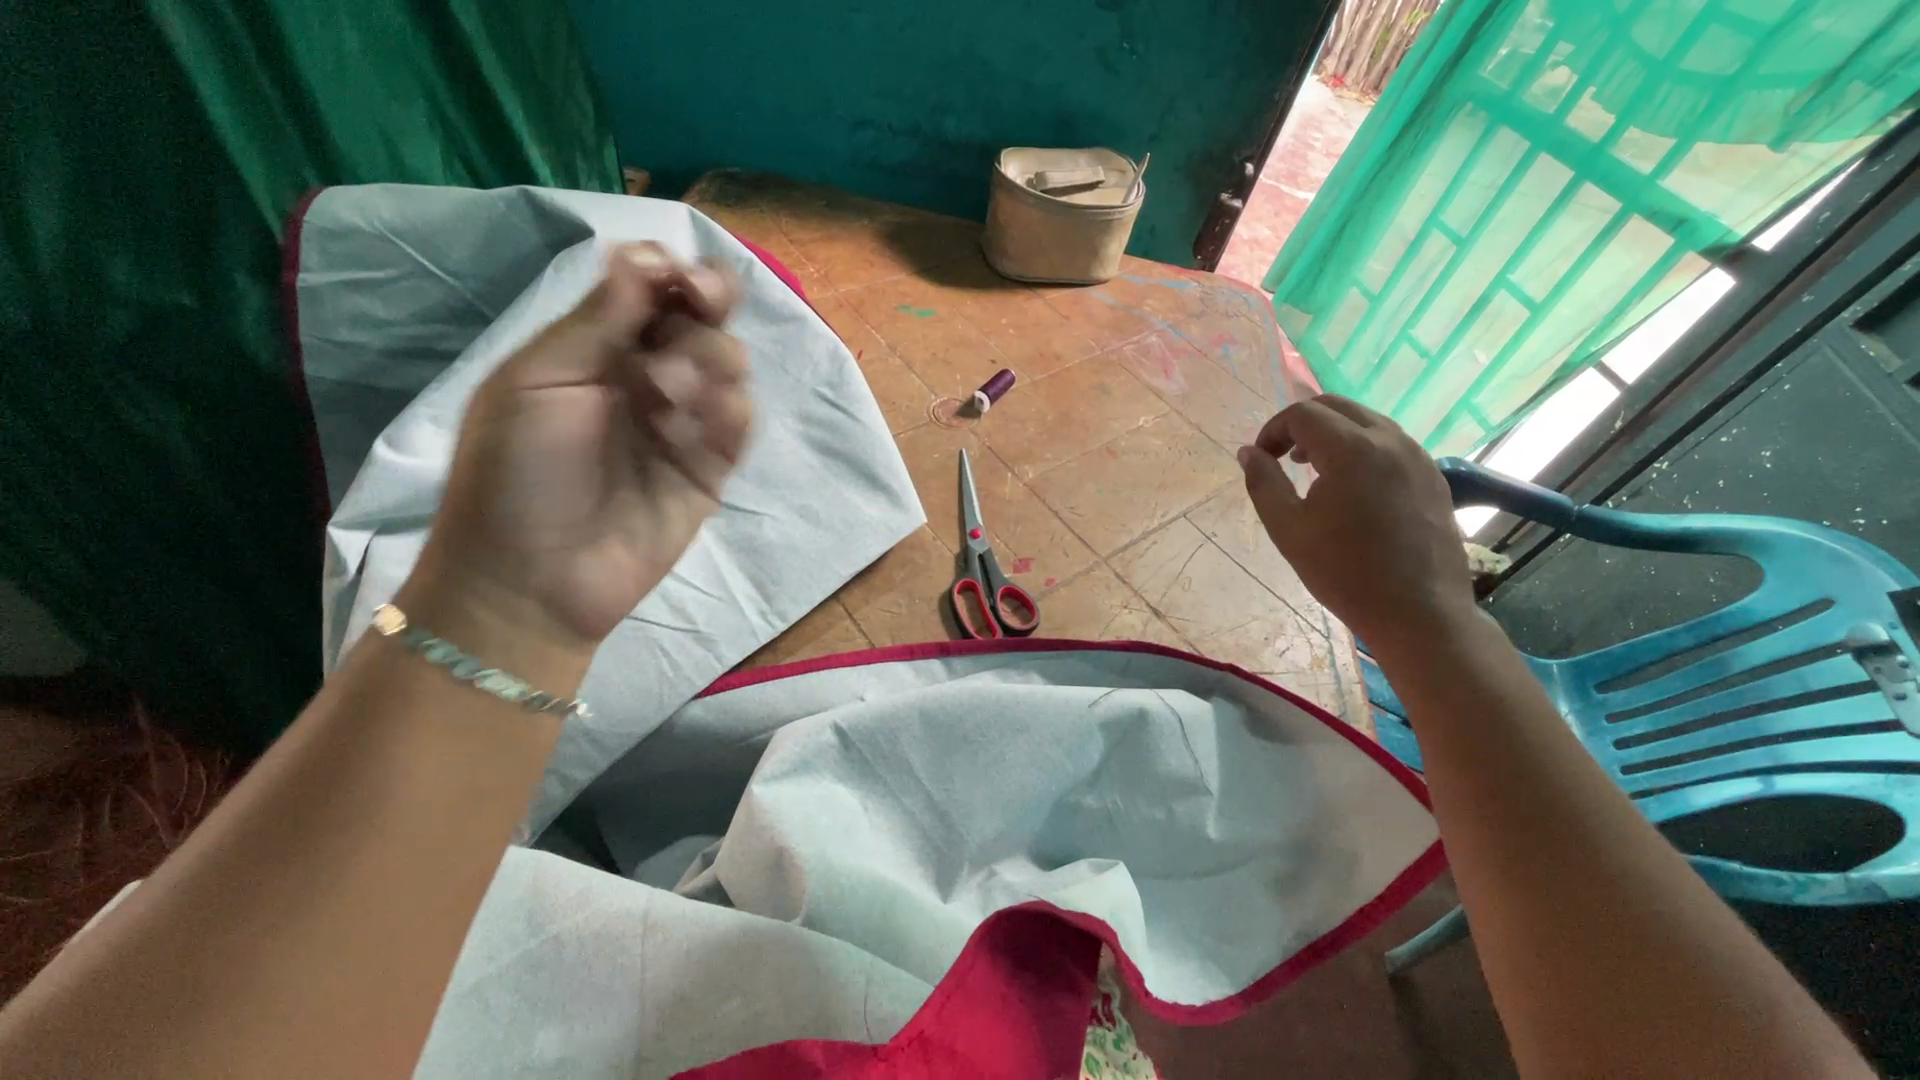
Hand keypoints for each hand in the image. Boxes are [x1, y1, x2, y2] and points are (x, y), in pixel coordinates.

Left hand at [398, 243, 752, 679]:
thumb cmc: (514, 473)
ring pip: (729, 364)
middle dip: (708, 298)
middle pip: (701, 318)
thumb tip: (644, 251)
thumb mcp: (538, 380)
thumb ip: (597, 318)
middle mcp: (645, 377)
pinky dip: (728, 411)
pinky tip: (690, 425)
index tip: (674, 273)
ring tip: (665, 391)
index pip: (650, 290)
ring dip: (707, 360)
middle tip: (703, 298)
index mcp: (595, 348)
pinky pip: (739, 424)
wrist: (531, 580)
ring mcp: (682, 424)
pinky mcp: (709, 469)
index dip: (671, 271)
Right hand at [1237, 395, 1473, 653]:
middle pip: (1336, 406)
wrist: (1418, 611)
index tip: (1262, 459)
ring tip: (1314, 471)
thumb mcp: (1288, 530)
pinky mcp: (1432, 476)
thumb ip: (1263, 483)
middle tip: (1283, 458)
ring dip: (1333, 434)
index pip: (1302, 414)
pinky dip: (1361, 449)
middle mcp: (1389, 440)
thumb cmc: (1344, 573)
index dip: (1273, 430)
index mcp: (1351, 449)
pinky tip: (1351, 488)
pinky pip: (1390, 443)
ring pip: (1366, 421)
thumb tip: (1248, 452)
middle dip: (1302, 424)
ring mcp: (1417, 456)